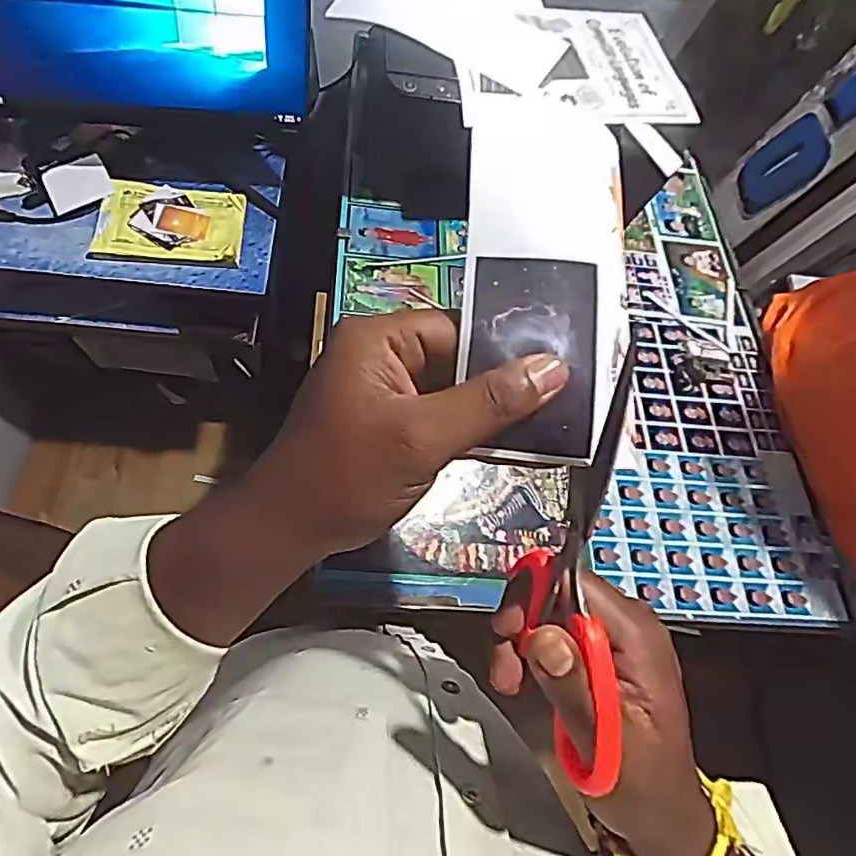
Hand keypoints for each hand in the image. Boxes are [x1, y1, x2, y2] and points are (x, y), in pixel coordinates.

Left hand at [150, 310, 566, 644]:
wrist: (290, 527)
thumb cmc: (346, 476)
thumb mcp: (421, 437)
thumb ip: (488, 402)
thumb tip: (553, 367)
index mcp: (377, 339)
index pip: (456, 328)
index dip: (506, 348)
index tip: (561, 370)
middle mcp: (379, 354)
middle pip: (456, 358)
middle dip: (502, 383)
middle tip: (565, 400)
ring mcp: (383, 389)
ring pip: (451, 389)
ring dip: (488, 410)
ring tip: (550, 422)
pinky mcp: (388, 421)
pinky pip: (438, 414)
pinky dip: (467, 428)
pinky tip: (510, 442)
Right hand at [488, 561, 712, 855]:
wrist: (659, 816)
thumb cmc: (647, 785)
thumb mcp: (608, 740)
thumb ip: (574, 687)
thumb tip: (545, 637)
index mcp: (636, 634)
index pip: (571, 578)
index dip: (531, 595)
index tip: (510, 631)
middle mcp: (621, 624)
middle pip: (549, 588)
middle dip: (518, 622)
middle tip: (508, 664)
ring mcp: (603, 636)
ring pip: (538, 607)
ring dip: (515, 641)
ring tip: (513, 681)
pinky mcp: (586, 649)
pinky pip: (542, 629)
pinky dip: (522, 651)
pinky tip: (523, 680)